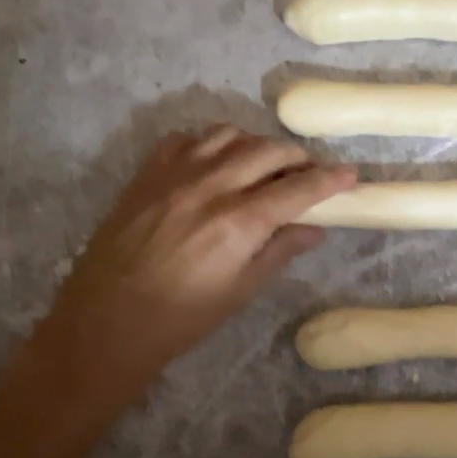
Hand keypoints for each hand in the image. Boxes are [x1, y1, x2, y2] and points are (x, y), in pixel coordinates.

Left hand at [26, 126, 354, 402]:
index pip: (298, 189)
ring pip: (228, 134)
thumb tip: (315, 227)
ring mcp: (174, 175)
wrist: (105, 323)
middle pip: (268, 150)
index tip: (351, 173)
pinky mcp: (146, 174)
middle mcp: (210, 187)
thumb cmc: (181, 319)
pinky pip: (185, 139)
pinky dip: (208, 144)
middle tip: (308, 172)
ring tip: (261, 165)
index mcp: (238, 223)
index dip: (330, 179)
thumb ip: (280, 251)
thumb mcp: (241, 291)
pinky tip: (213, 165)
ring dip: (255, 144)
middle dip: (297, 157)